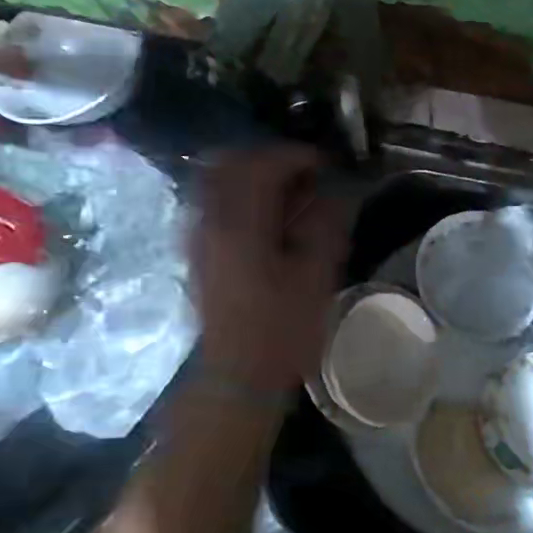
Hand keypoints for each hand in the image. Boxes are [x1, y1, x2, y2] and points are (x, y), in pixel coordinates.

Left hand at [191, 145, 347, 391]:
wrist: (237, 375)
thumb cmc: (282, 330)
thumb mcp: (317, 276)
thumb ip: (326, 224)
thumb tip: (336, 191)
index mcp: (241, 225)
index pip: (263, 166)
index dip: (298, 157)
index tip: (327, 166)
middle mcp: (209, 221)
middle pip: (230, 163)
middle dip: (269, 159)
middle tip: (304, 173)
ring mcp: (196, 236)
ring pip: (215, 181)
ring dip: (251, 175)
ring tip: (286, 192)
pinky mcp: (195, 251)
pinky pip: (211, 203)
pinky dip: (237, 195)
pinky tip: (264, 216)